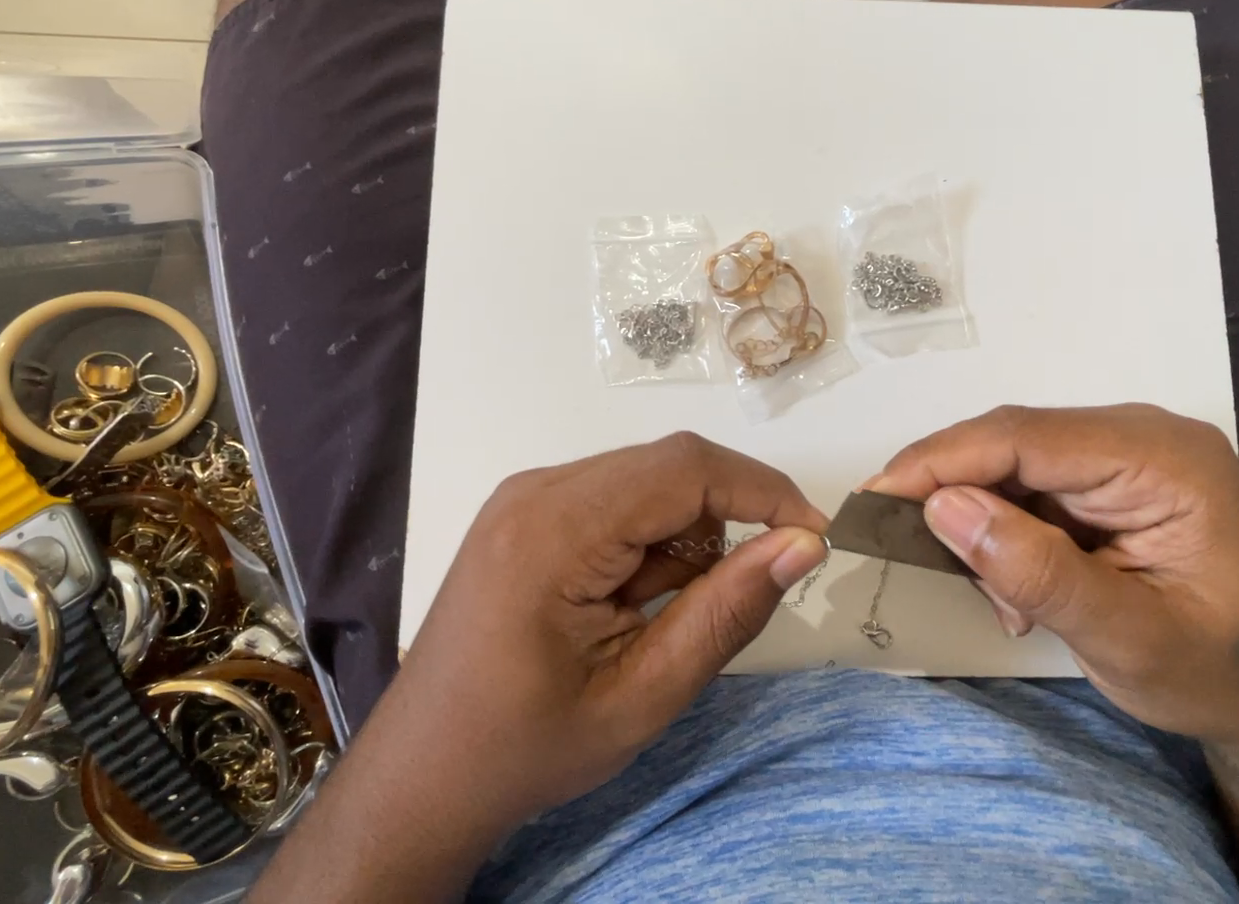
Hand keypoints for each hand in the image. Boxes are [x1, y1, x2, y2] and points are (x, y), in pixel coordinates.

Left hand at [374, 432, 828, 825]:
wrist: (424, 770)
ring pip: (644, 482)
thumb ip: (726, 612)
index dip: (761, 490)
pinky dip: (646, 542)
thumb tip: (801, 545)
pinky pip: (615, 499)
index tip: (814, 537)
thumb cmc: (529, 747)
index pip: (683, 469)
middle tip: (725, 600)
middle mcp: (536, 490)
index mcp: (554, 530)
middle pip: (666, 468)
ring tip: (652, 618)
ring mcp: (525, 496)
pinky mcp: (525, 512)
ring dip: (679, 538)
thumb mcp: (643, 695)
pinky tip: (626, 602)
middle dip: (719, 521)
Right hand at [870, 404, 1238, 744]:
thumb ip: (1041, 574)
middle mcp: (1140, 437)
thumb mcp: (1130, 640)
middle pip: (1010, 442)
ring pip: (1009, 463)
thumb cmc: (1225, 676)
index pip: (1025, 437)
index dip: (940, 461)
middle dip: (952, 494)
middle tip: (905, 549)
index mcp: (1163, 460)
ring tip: (1000, 599)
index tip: (871, 498)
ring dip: (979, 523)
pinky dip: (1002, 534)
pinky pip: (1026, 485)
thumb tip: (943, 509)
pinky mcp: (1107, 479)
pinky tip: (1018, 589)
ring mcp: (1122, 454)